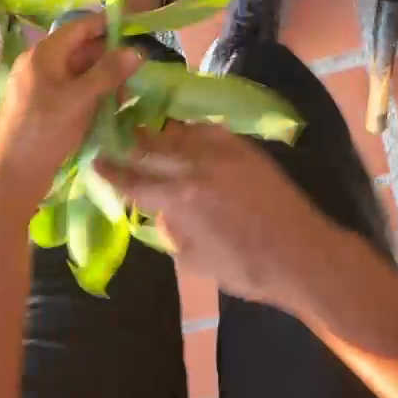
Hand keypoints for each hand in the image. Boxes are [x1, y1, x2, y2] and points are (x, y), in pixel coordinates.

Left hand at [0, 14, 140, 206]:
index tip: (134, 28)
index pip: (79, 27)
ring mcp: (37, 85)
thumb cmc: (45, 130)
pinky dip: (89, 93)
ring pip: (76, 71)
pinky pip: (69, 89)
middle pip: (79, 49)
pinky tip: (106, 106)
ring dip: (101, 78)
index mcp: (43, 55)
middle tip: (135, 69)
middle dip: (108, 57)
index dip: (106, 25)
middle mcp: (38, 64)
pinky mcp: (40, 105)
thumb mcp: (80, 99)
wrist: (14, 174)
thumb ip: (108, 72)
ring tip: (124, 93)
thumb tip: (137, 51)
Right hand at [96, 122, 348, 308]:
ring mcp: (222, 150)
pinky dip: (190, 131)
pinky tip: (184, 134)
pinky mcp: (243, 146)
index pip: (135, 180)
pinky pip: (207, 129)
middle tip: (113, 136)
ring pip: (179, 132)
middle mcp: (197, 165)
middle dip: (130, 142)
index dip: (111, 171)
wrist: (302, 252)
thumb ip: (171, 230)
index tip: (95, 160)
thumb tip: (159, 209)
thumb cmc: (247, 268)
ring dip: (158, 132)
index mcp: (181, 197)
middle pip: (152, 146)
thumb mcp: (196, 260)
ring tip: (144, 130)